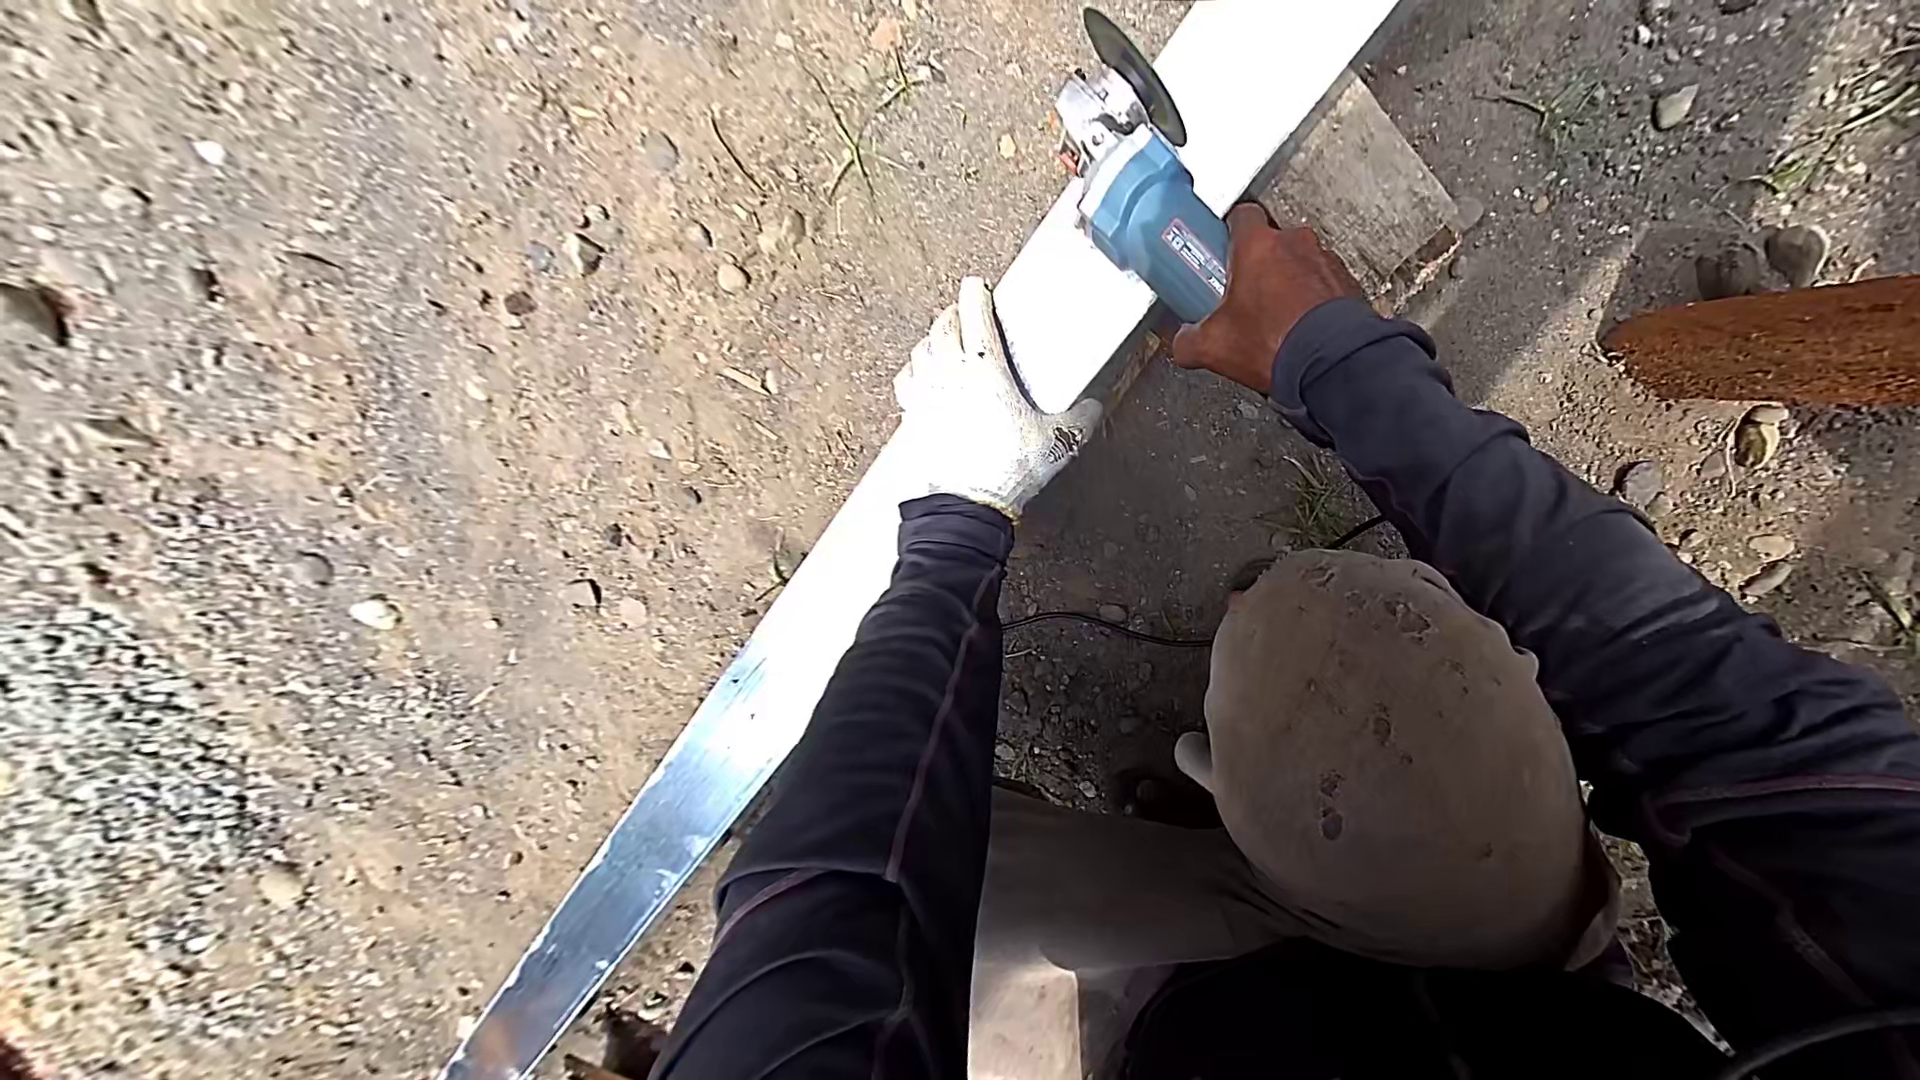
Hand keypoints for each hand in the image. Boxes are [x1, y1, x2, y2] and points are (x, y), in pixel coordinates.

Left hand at [894, 277, 1102, 519]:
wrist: (968, 505)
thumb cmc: (1009, 471)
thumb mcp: (1056, 442)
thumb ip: (1080, 419)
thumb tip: (1095, 406)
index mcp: (986, 371)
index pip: (974, 316)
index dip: (974, 294)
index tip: (976, 285)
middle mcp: (951, 376)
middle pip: (942, 328)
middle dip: (951, 314)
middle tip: (961, 312)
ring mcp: (928, 396)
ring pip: (921, 351)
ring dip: (931, 339)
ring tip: (942, 339)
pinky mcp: (914, 419)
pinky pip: (906, 382)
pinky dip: (913, 370)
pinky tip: (919, 374)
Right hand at [1171, 204, 1362, 395]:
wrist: (1329, 363)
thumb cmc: (1275, 342)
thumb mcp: (1211, 347)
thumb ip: (1187, 340)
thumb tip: (1182, 342)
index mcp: (1258, 247)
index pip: (1241, 216)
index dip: (1227, 233)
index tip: (1217, 253)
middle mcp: (1295, 244)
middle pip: (1269, 243)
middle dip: (1254, 266)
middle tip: (1239, 295)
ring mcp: (1324, 262)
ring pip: (1296, 263)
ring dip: (1283, 283)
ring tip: (1268, 317)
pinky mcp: (1345, 284)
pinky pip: (1319, 284)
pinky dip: (1307, 301)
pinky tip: (1293, 328)